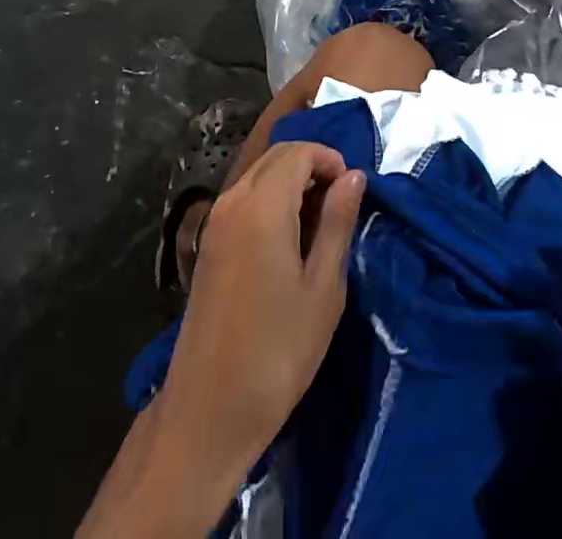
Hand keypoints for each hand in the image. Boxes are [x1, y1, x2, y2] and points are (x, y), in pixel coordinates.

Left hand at [158, 141, 364, 468]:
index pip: (298, 152)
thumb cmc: (279, 350)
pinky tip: (289, 239)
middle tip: (341, 204)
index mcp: (261, 207)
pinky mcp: (207, 245)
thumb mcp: (324, 286)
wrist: (211, 408)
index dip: (331, 160)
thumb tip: (353, 177)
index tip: (353, 191)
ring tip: (321, 223)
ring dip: (291, 183)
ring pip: (257, 176)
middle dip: (312, 166)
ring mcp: (213, 224)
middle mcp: (231, 203)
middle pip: (275, 157)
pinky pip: (243, 200)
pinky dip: (271, 201)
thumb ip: (338, 222)